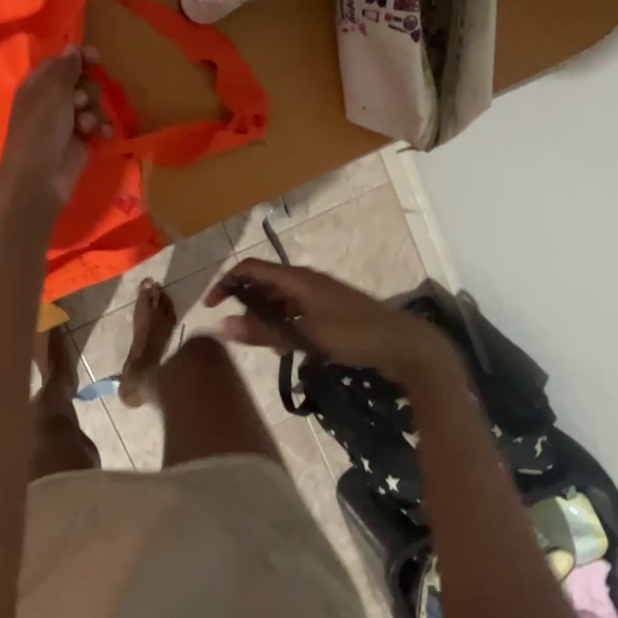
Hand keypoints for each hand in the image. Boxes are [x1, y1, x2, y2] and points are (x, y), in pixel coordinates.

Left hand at [0, 47, 108, 209]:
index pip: (59, 63)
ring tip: (86, 125)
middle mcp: (51, 102)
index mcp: (37, 86)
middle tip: (81, 101)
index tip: (95, 57)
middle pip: (80, 82)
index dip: (77, 59)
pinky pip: (98, 126)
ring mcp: (67, 123)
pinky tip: (103, 133)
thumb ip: (66, 67)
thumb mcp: (52, 91)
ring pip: (92, 104)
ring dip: (94, 110)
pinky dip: (102, 127)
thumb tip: (73, 46)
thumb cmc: (41, 129)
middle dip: (87, 88)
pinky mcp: (81, 142)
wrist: (40, 178)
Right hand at [204, 258, 458, 385]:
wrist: (406, 346)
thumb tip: (223, 326)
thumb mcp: (305, 336)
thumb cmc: (354, 335)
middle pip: (263, 284)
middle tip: (235, 331)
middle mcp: (307, 282)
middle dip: (244, 303)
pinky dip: (283, 326)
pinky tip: (286, 348)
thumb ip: (264, 331)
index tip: (211, 307)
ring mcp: (321, 297)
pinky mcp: (331, 313)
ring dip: (264, 318)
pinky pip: (295, 313)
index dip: (226, 283)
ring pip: (279, 301)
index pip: (250, 269)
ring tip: (261, 344)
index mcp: (299, 279)